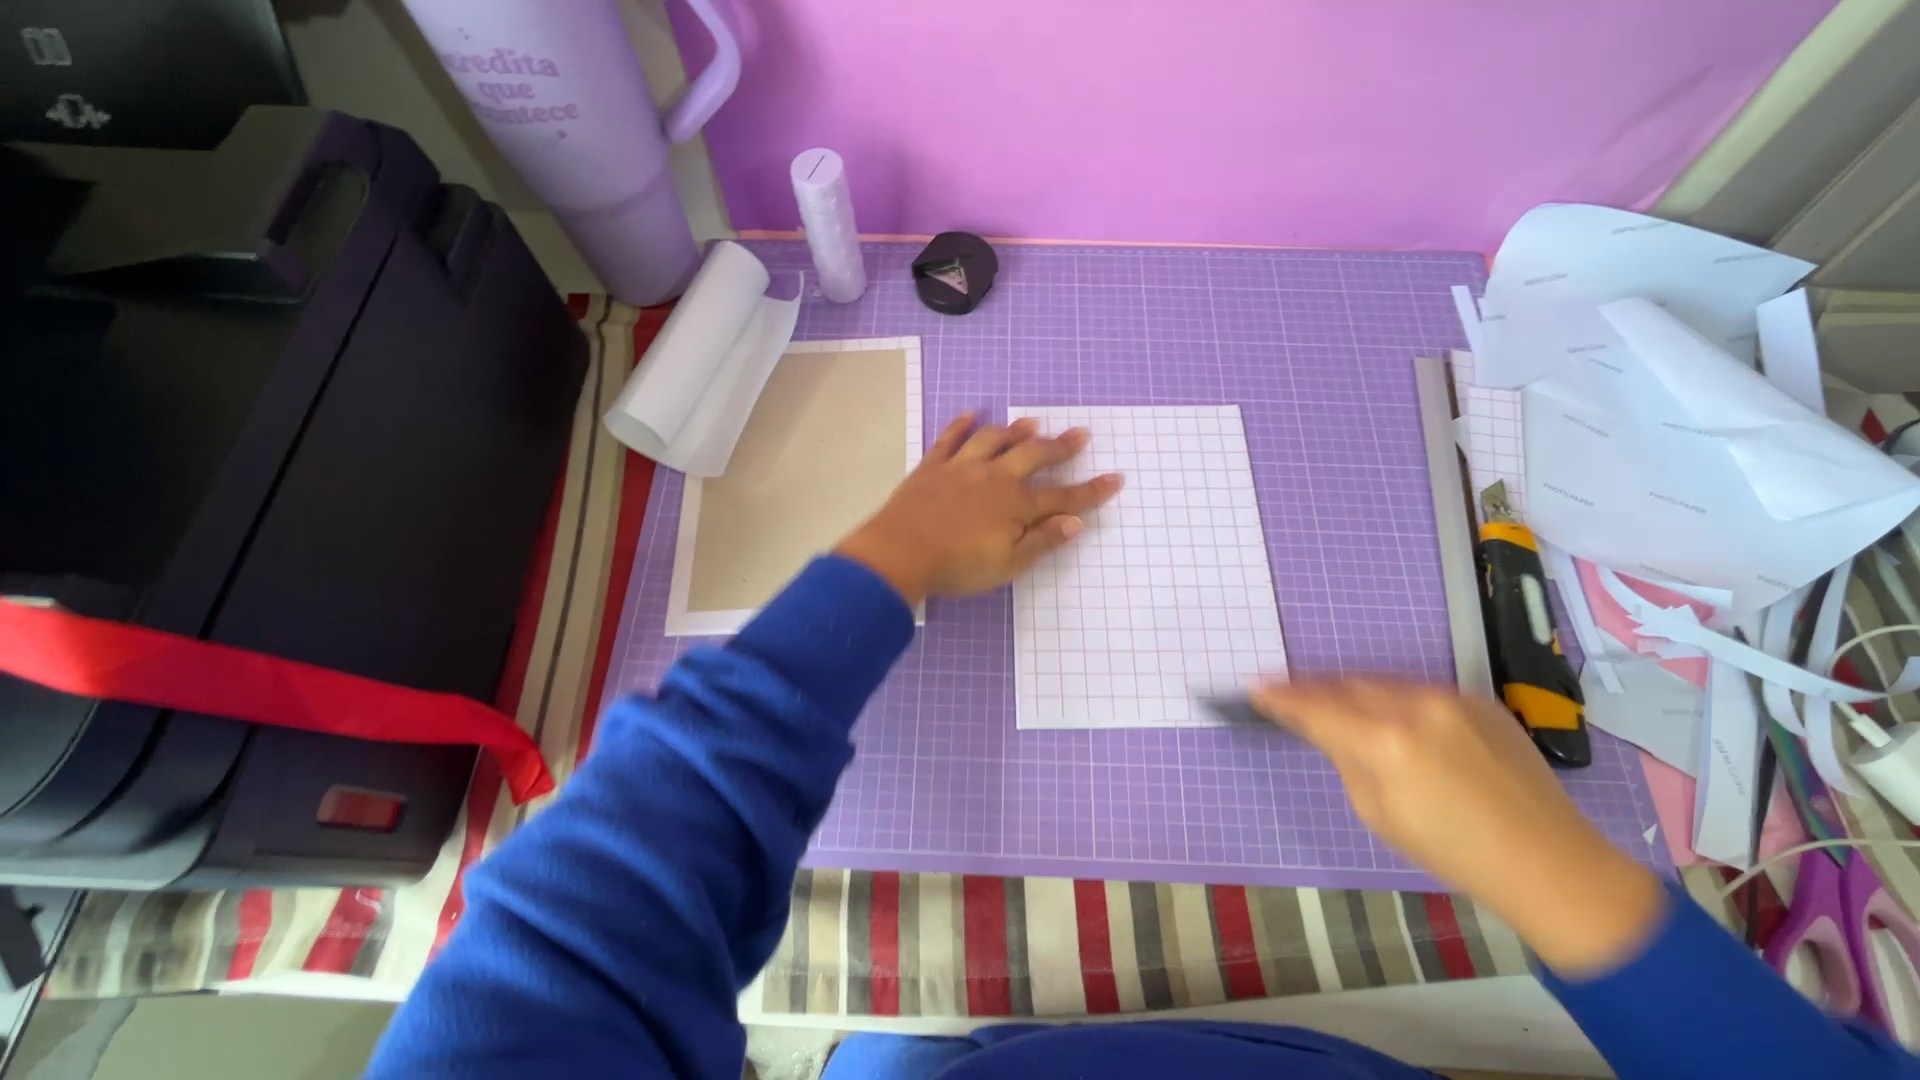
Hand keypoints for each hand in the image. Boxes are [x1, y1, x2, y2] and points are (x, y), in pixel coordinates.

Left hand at [836, 413, 1122, 603]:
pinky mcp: (932, 467)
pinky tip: (971, 414)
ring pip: (994, 441)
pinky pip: (950, 439)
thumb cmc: (957, 567)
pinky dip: (962, 425)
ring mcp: (961, 468)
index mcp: (1015, 505)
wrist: (900, 554)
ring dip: (1015, 431)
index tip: (1115, 479)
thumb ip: (1041, 541)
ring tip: (1031, 423)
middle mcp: (994, 478)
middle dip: (1059, 447)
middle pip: (1033, 457)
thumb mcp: (1007, 564)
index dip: (1091, 491)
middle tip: (1079, 435)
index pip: (1063, 497)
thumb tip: (1076, 522)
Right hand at [1254, 679, 1664, 976]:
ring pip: (1382, 683)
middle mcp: (1416, 705)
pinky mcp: (1478, 699)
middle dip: (1314, 690)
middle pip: (1346, 685)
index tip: (1256, 689)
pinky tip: (1390, 718)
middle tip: (1287, 695)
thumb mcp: (1377, 813)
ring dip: (1352, 692)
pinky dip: (1392, 699)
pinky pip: (1418, 690)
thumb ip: (1347, 760)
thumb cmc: (1451, 851)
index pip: (1317, 708)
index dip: (1282, 698)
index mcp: (1385, 742)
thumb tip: (1330, 730)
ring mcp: (1451, 697)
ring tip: (1333, 703)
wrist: (1548, 859)